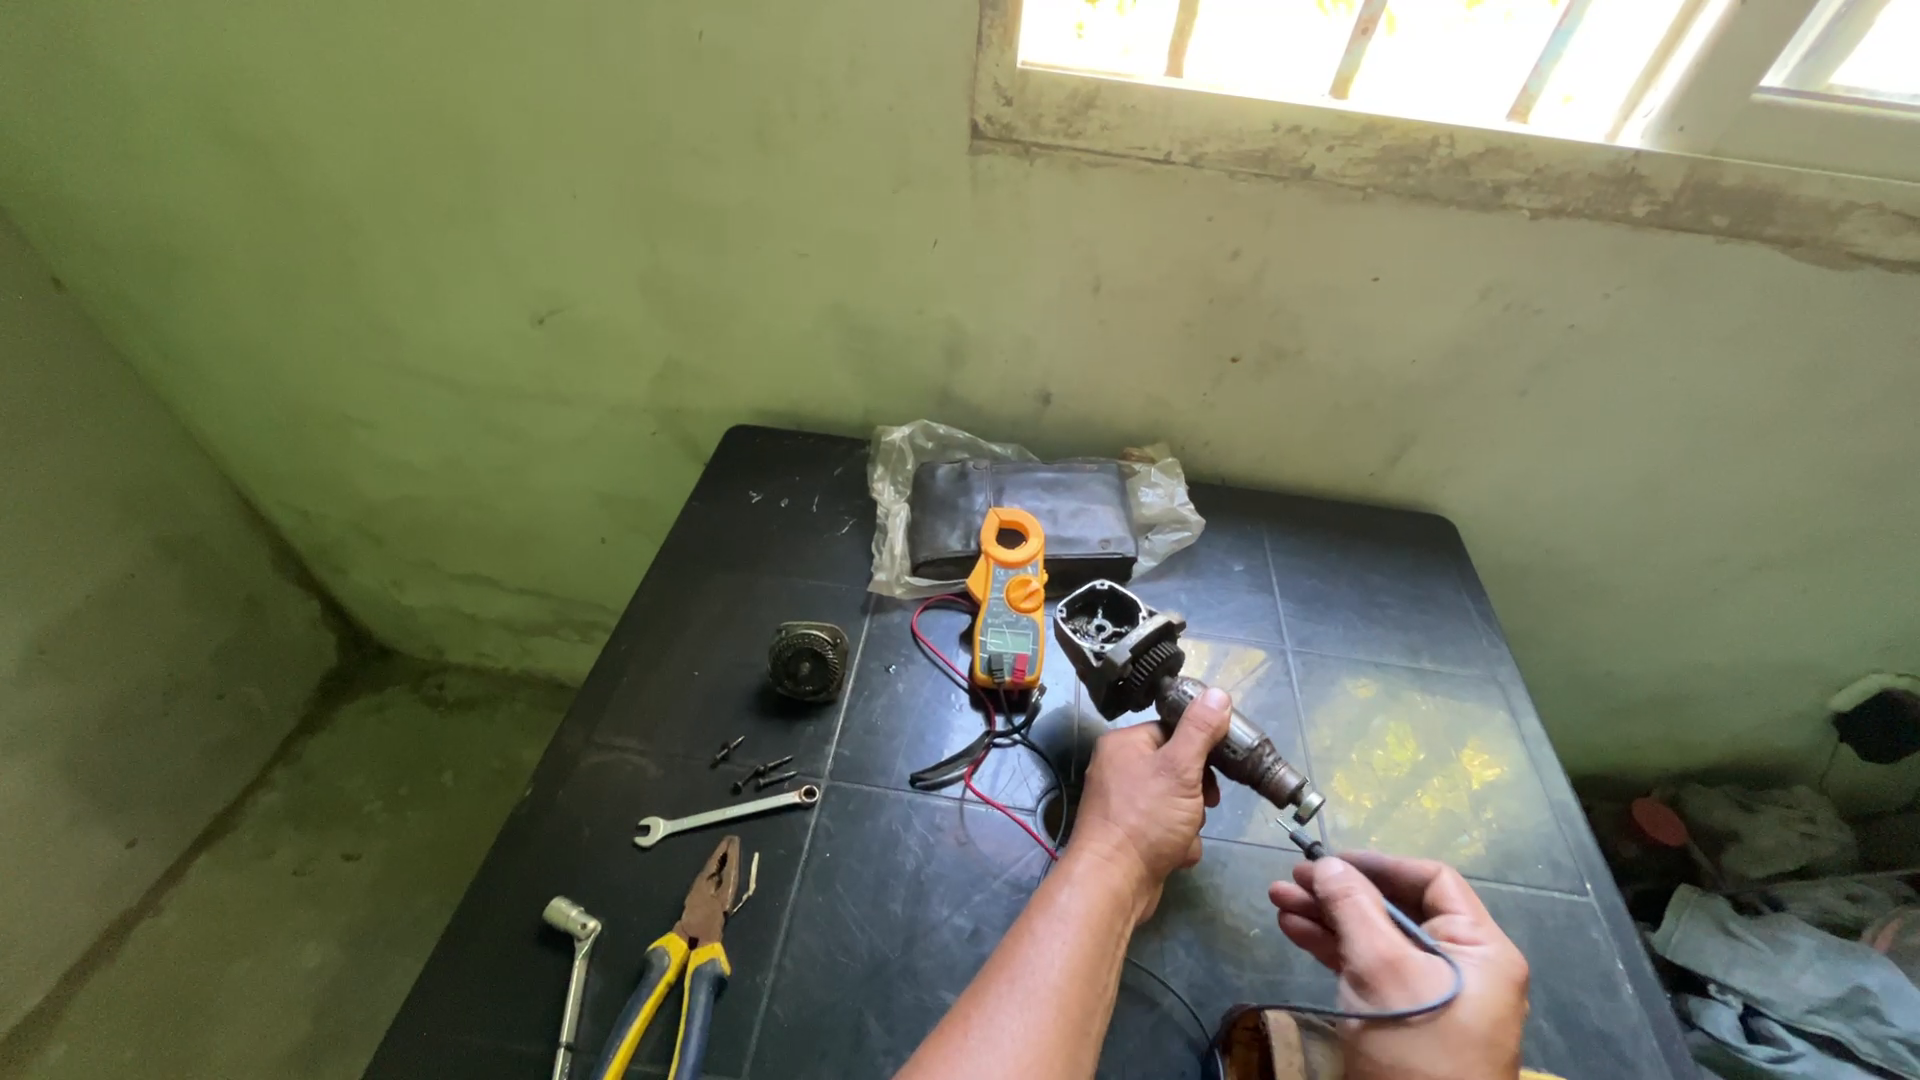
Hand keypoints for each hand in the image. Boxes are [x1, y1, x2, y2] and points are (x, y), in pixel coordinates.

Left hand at [1068, 687, 1229, 921]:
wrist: (1114, 881)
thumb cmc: (1145, 818)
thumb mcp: (1180, 768)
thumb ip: (1200, 731)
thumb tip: (1218, 693)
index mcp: (1123, 745)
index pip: (1171, 732)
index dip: (1198, 751)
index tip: (1216, 771)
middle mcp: (1117, 769)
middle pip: (1177, 770)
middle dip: (1195, 795)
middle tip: (1198, 806)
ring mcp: (1123, 804)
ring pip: (1177, 803)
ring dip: (1189, 822)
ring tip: (1180, 834)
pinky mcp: (1131, 834)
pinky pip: (1167, 830)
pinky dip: (1177, 843)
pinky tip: (1174, 854)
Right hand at [1268, 853, 1528, 1079]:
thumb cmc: (1414, 1047)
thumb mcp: (1381, 967)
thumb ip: (1353, 906)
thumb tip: (1327, 864)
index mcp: (1478, 949)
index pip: (1432, 882)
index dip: (1379, 864)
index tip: (1329, 861)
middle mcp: (1458, 964)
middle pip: (1395, 905)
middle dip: (1339, 889)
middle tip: (1291, 878)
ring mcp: (1428, 991)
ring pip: (1373, 933)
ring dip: (1325, 914)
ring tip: (1277, 899)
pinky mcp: (1401, 1014)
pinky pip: (1365, 963)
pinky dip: (1329, 944)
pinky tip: (1292, 929)